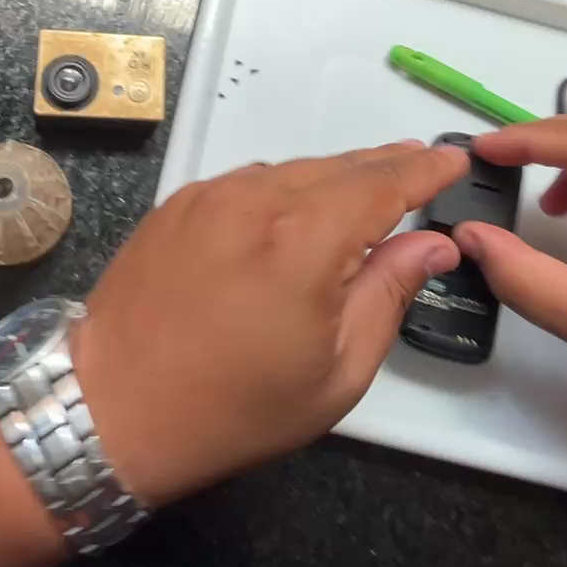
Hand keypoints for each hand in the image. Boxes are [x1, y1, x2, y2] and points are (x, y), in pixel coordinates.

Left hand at [72, 141, 468, 506]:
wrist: (114, 404)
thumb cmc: (236, 406)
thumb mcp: (336, 371)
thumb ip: (388, 293)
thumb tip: (432, 244)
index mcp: (303, 240)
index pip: (381, 186)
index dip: (422, 171)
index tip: (452, 159)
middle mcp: (255, 199)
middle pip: (336, 168)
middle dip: (382, 165)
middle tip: (418, 162)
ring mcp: (209, 195)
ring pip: (289, 171)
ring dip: (331, 176)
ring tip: (362, 186)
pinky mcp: (178, 202)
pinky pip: (246, 182)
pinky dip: (281, 187)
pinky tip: (292, 206)